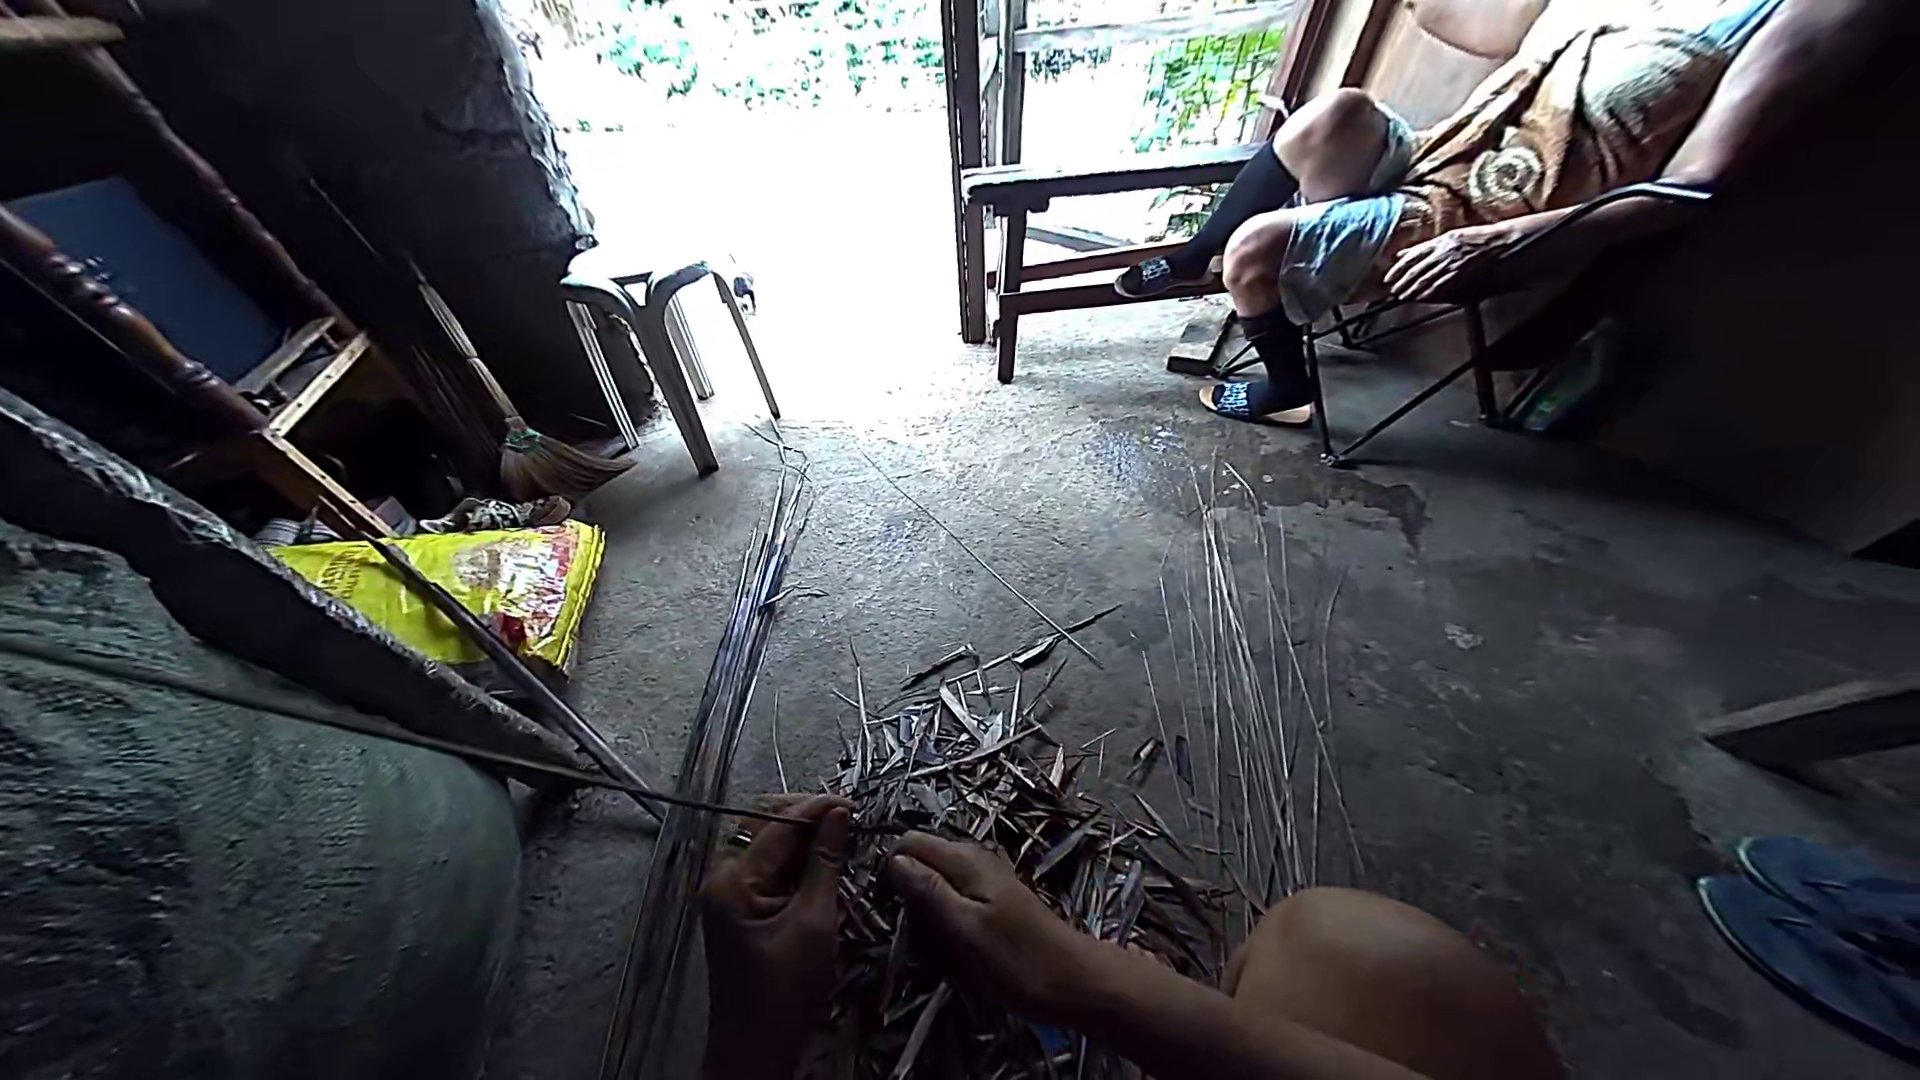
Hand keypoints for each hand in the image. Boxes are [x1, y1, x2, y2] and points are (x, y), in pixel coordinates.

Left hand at [699, 794, 851, 1079]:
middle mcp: (722, 877)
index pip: (779, 825)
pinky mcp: (739, 903)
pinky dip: (795, 854)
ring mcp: (728, 890)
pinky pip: (768, 862)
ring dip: (803, 831)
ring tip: (839, 829)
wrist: (755, 1055)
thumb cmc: (785, 993)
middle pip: (765, 823)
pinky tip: (822, 854)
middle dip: (807, 813)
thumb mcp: (814, 922)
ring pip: (767, 839)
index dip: (817, 808)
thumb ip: (825, 861)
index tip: (853, 804)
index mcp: (733, 881)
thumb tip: (840, 813)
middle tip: (847, 815)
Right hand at [887, 832, 1097, 1023]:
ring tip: (927, 943)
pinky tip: (948, 942)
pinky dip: (943, 915)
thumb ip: (930, 891)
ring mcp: (985, 877)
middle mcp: (973, 857)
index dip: (891, 866)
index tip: (883, 904)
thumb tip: (895, 859)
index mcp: (965, 858)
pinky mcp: (991, 897)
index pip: (911, 841)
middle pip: (922, 858)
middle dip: (907, 889)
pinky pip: (953, 895)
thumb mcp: (965, 928)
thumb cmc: (1017, 958)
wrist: (1073, 980)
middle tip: (909, 932)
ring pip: (936, 879)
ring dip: (924, 906)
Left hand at [1384, 222, 1519, 300]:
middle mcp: (1444, 252)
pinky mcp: (1461, 273)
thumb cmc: (1474, 239)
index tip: (1387, 279)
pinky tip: (1421, 298)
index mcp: (1440, 241)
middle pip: (1416, 271)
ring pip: (1425, 280)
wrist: (1502, 243)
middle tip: (1394, 292)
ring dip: (1412, 291)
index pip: (1412, 257)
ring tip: (1404, 297)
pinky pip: (1439, 286)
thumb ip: (1423, 247)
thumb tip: (1400, 254)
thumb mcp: (1448, 237)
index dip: (1397, 270)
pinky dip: (1428, 293)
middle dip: (1402, 284)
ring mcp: (1452, 263)